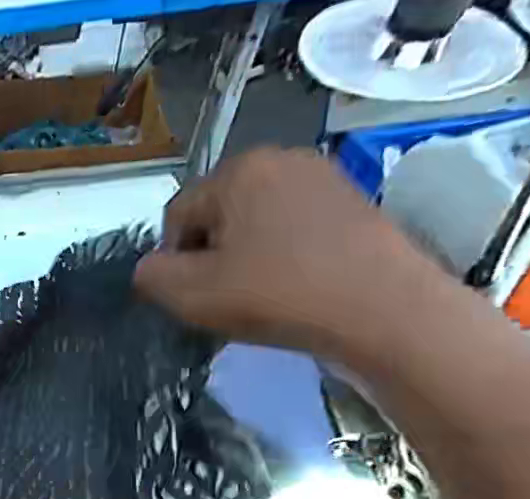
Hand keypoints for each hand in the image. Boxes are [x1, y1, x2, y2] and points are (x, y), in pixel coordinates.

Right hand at [134, 148, 437, 355]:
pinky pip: (296, 230)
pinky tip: (298, 289)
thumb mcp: (196, 296)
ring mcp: (322, 177)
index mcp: (238, 170)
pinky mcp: (353, 203)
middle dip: (214, 258)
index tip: (196, 300)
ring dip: (249, 260)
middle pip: (220, 215)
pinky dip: (286, 258)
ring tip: (266, 299)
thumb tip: (148, 269)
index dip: (175, 263)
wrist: (381, 308)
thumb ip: (155, 278)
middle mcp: (280, 158)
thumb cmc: (280, 296)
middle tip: (230, 303)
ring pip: (259, 224)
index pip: (178, 215)